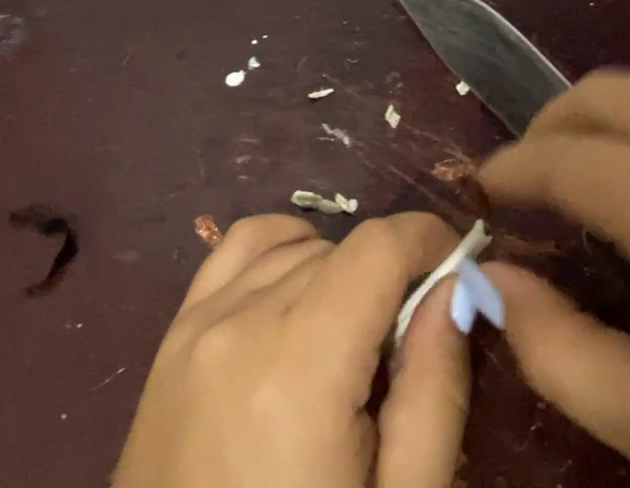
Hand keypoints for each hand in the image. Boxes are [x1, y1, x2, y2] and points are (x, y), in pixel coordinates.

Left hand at [114, 212, 470, 487]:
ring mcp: (195, 326)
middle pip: (339, 249)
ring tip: (354, 338)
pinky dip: (280, 254)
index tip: (458, 275)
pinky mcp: (171, 338)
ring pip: (291, 247)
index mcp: (299, 367)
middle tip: (409, 348)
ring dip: (338, 271)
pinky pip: (235, 253)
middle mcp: (240, 324)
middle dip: (390, 274)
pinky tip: (299, 299)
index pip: (377, 246)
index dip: (430, 241)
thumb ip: (435, 387)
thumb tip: (454, 286)